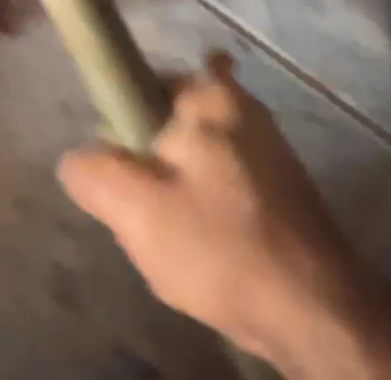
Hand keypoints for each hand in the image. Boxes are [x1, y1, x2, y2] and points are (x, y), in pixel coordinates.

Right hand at [57, 54, 390, 369]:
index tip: (122, 176)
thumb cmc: (219, 246)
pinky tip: (208, 248)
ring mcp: (267, 141)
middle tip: (146, 216)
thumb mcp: (136, 210)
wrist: (312, 305)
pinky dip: (206, 208)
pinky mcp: (279, 180)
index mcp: (209, 93)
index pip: (140, 85)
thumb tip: (78, 156)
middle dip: (147, 167)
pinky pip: (220, 182)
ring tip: (179, 240)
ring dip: (176, 194)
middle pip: (165, 124)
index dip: (119, 130)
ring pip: (192, 158)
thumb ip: (95, 173)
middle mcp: (242, 103)